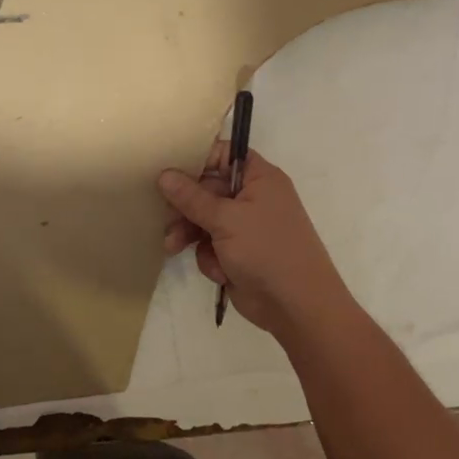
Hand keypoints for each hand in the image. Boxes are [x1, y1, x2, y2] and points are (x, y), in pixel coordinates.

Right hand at [159, 146, 347, 337]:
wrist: (294, 303)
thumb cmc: (266, 249)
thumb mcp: (226, 219)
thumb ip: (192, 197)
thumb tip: (164, 174)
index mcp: (259, 178)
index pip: (223, 155)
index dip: (196, 160)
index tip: (168, 169)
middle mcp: (251, 197)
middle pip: (206, 190)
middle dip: (185, 207)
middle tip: (165, 217)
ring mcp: (244, 226)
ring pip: (202, 220)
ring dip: (189, 234)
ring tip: (173, 247)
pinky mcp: (236, 252)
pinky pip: (209, 245)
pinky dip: (208, 257)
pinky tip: (218, 271)